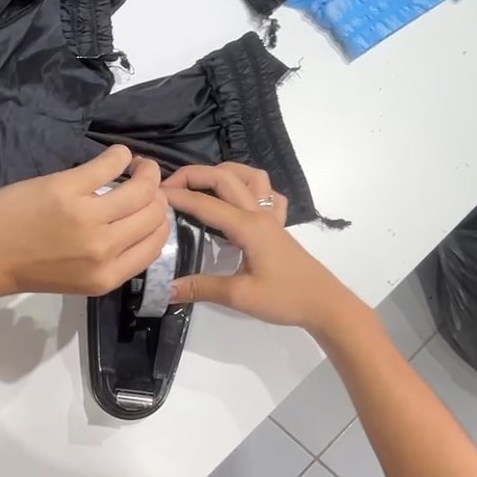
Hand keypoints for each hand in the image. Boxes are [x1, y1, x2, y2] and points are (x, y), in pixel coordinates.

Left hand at [0, 145, 171, 301]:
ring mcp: (87, 218)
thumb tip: (140, 223)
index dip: (158, 219)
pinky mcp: (67, 190)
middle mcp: (103, 250)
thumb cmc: (26, 267)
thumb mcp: (79, 278)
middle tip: (143, 182)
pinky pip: (110, 164)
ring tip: (136, 164)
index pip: (157, 242)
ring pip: (141, 187)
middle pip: (154, 213)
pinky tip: (115, 155)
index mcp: (108, 276)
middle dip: (155, 193)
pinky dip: (119, 155)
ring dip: (146, 170)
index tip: (149, 206)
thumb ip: (111, 258)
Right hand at [163, 162, 369, 337]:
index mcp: (247, 227)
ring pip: (249, 177)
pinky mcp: (278, 227)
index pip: (205, 204)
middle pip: (225, 178)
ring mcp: (271, 218)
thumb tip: (167, 290)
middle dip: (193, 175)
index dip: (176, 197)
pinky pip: (266, 194)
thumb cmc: (285, 298)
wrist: (325, 304)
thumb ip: (201, 289)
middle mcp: (259, 214)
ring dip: (222, 173)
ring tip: (200, 185)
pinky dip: (249, 188)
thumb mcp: (239, 296)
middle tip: (167, 187)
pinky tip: (237, 202)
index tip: (151, 197)